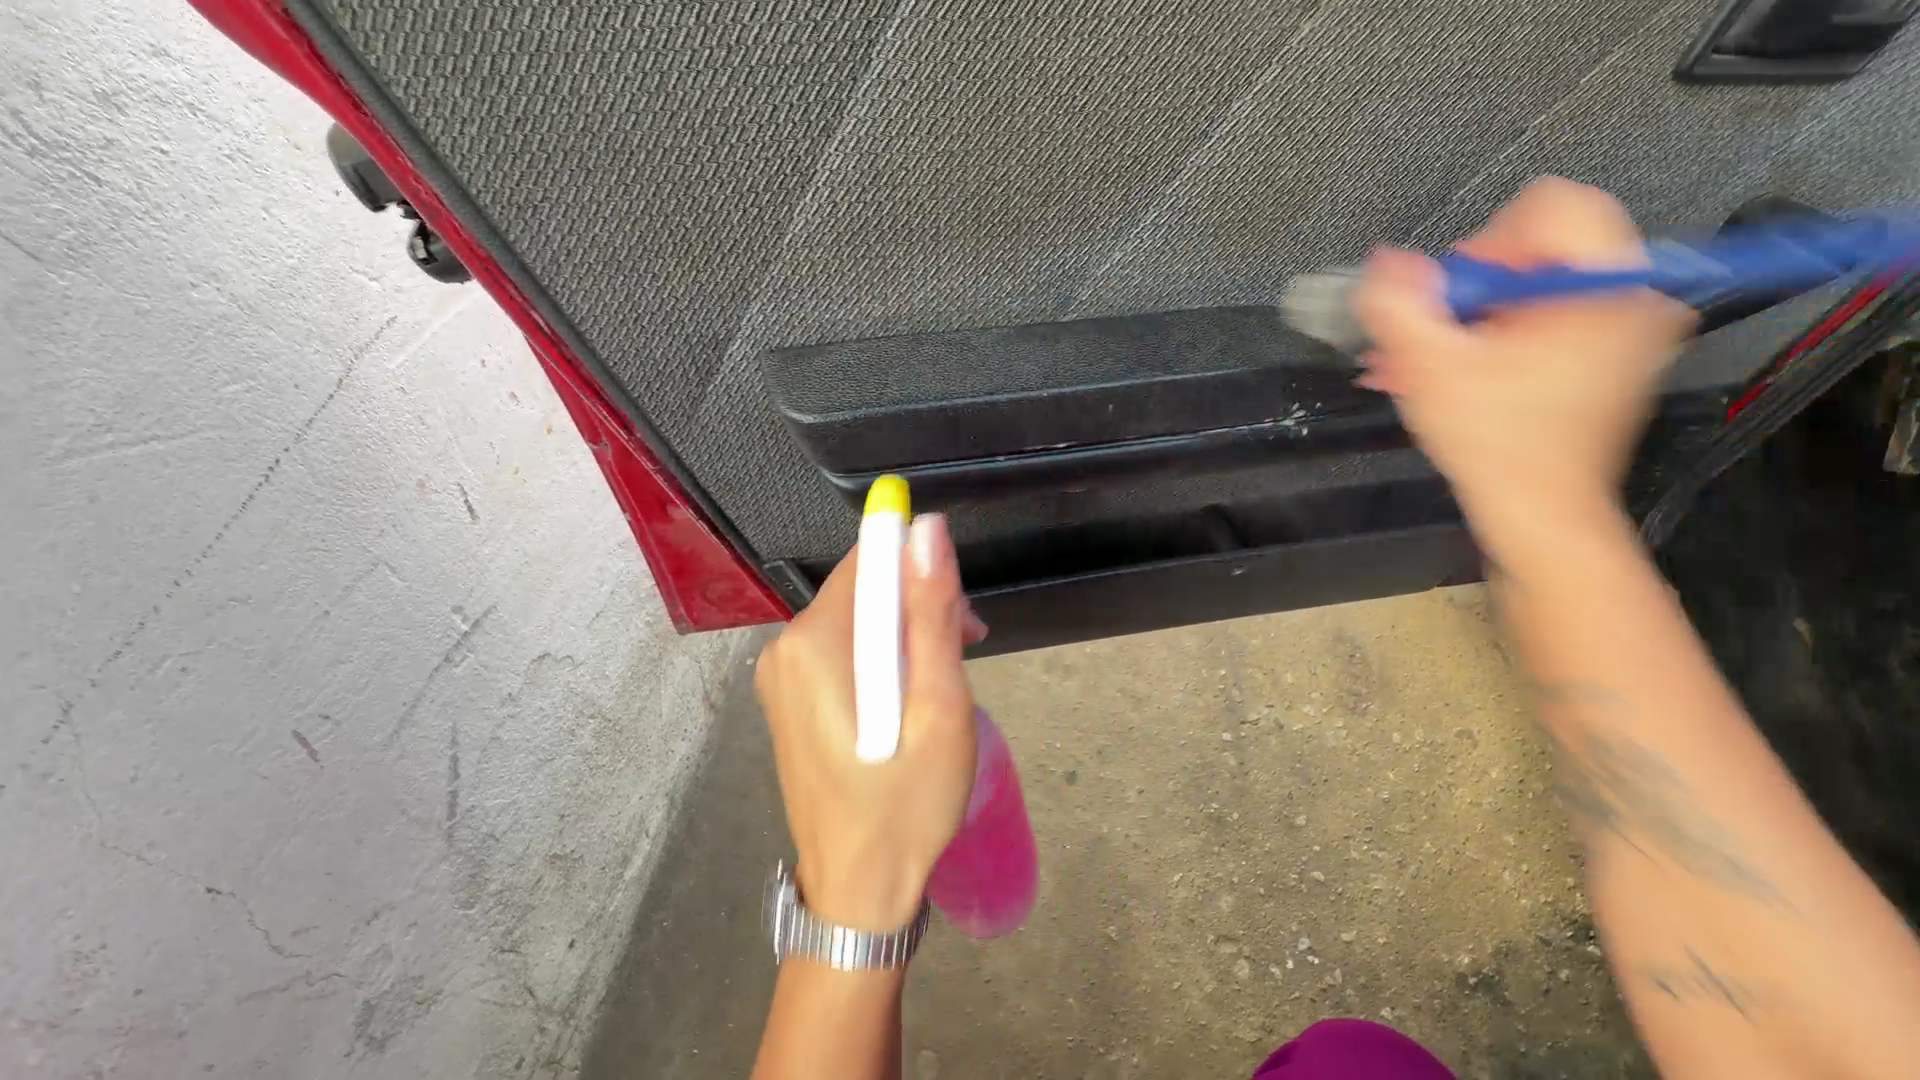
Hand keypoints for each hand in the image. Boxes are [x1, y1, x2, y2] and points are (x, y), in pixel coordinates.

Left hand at [755, 514, 986, 930]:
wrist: (858, 890)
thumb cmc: (908, 802)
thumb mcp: (938, 705)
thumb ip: (931, 612)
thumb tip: (927, 528)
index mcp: (814, 643)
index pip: (867, 560)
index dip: (920, 568)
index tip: (962, 615)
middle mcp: (784, 649)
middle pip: (862, 590)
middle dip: (917, 606)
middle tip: (966, 652)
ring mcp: (780, 678)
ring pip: (856, 621)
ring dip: (905, 635)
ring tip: (942, 686)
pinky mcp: (788, 701)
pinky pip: (842, 654)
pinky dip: (881, 660)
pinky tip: (909, 701)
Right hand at [1352, 177, 1695, 544]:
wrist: (1540, 512)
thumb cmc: (1500, 447)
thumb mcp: (1431, 368)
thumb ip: (1398, 306)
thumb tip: (1385, 264)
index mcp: (1604, 285)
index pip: (1549, 206)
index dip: (1486, 245)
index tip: (1459, 297)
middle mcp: (1632, 295)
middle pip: (1541, 245)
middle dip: (1475, 287)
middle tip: (1443, 334)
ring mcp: (1627, 326)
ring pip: (1538, 284)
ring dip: (1477, 315)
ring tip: (1437, 360)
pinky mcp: (1611, 354)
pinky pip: (1550, 316)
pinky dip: (1501, 335)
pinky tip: (1461, 370)